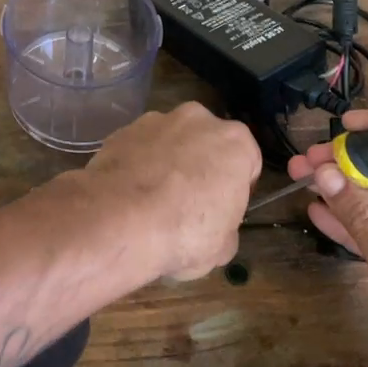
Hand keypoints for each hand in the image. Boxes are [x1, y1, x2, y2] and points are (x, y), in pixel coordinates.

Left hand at [81, 102, 260, 281]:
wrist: (120, 219)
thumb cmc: (185, 232)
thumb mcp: (223, 246)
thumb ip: (226, 226)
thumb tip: (215, 226)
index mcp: (235, 142)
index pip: (247, 161)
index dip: (237, 187)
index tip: (224, 208)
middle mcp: (198, 119)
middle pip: (206, 143)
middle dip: (201, 165)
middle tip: (189, 202)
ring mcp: (156, 120)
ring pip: (170, 141)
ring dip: (167, 161)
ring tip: (153, 199)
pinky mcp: (123, 129)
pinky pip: (139, 147)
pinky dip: (138, 163)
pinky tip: (129, 193)